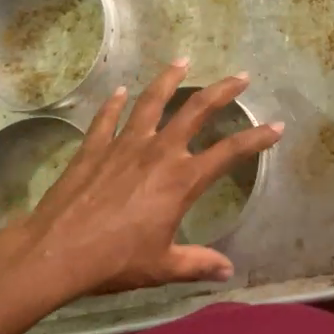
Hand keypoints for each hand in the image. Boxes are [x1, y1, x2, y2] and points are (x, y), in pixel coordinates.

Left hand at [14, 60, 283, 301]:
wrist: (57, 254)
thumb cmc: (115, 262)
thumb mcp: (162, 267)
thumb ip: (197, 263)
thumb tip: (228, 271)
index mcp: (182, 179)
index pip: (230, 152)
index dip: (257, 138)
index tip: (276, 126)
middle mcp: (160, 152)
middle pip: (197, 110)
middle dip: (222, 90)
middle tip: (240, 76)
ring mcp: (125, 145)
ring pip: (152, 101)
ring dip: (169, 79)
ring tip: (182, 61)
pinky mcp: (94, 148)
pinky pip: (106, 119)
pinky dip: (113, 104)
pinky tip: (118, 92)